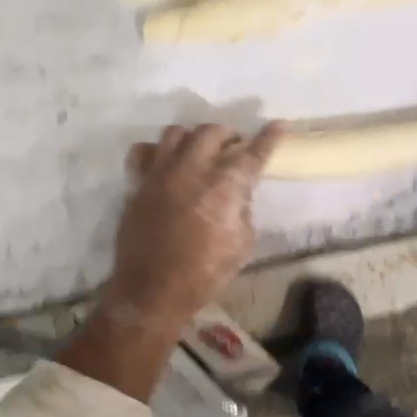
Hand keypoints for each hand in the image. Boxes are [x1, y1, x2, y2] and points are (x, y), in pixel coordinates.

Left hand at [100, 122, 284, 334]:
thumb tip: (238, 194)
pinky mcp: (138, 184)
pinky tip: (164, 163)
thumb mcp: (241, 245)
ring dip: (192, 137)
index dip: (269, 138)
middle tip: (233, 146)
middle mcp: (191, 170)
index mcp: (224, 186)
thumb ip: (243, 211)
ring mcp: (160, 174)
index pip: (252, 153)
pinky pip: (143, 153)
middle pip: (211, 132)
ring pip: (175, 133)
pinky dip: (156, 152)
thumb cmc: (204, 275)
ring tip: (198, 151)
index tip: (278, 126)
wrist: (152, 291)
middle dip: (228, 134)